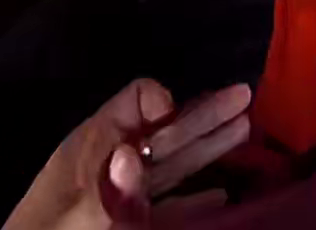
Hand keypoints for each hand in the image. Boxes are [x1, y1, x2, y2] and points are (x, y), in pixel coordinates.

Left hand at [3, 80, 251, 229]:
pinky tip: (221, 196)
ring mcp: (115, 199)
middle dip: (205, 116)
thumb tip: (132, 152)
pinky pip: (164, 207)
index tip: (185, 115)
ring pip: (170, 165)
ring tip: (246, 131)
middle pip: (164, 130)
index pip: (136, 101)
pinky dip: (192, 198)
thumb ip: (102, 197)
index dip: (164, 103)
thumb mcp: (69, 228)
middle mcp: (107, 165)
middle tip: (245, 98)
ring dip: (207, 148)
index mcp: (90, 149)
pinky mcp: (122, 228)